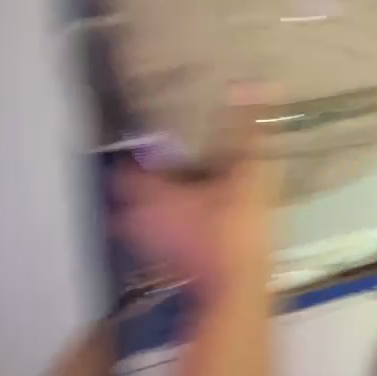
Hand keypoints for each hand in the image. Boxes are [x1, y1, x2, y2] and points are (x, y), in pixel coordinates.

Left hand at [113, 83, 280, 304]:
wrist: (237, 293)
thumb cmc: (235, 228)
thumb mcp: (246, 172)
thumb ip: (246, 130)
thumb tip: (249, 83)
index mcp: (150, 194)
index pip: (127, 165)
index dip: (137, 149)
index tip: (153, 133)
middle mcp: (139, 220)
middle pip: (129, 193)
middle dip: (144, 177)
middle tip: (169, 157)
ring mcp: (151, 246)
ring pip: (142, 217)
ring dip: (155, 203)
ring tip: (182, 185)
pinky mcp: (168, 264)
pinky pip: (160, 234)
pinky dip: (170, 224)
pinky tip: (195, 218)